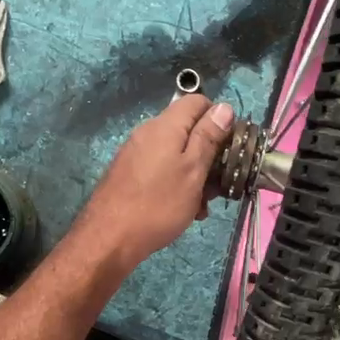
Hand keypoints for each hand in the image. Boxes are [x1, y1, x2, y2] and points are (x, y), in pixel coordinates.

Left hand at [71, 95, 234, 271]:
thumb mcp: (193, 171)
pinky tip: (181, 209)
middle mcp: (147, 132)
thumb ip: (208, 138)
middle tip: (217, 184)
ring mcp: (135, 153)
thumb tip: (223, 107)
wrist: (110, 237)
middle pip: (186, 130)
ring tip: (200, 205)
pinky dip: (175, 184)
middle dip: (207, 153)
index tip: (230, 147)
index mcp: (165, 126)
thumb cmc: (159, 204)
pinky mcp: (128, 173)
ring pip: (175, 154)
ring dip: (193, 175)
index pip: (197, 102)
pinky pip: (160, 169)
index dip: (219, 119)